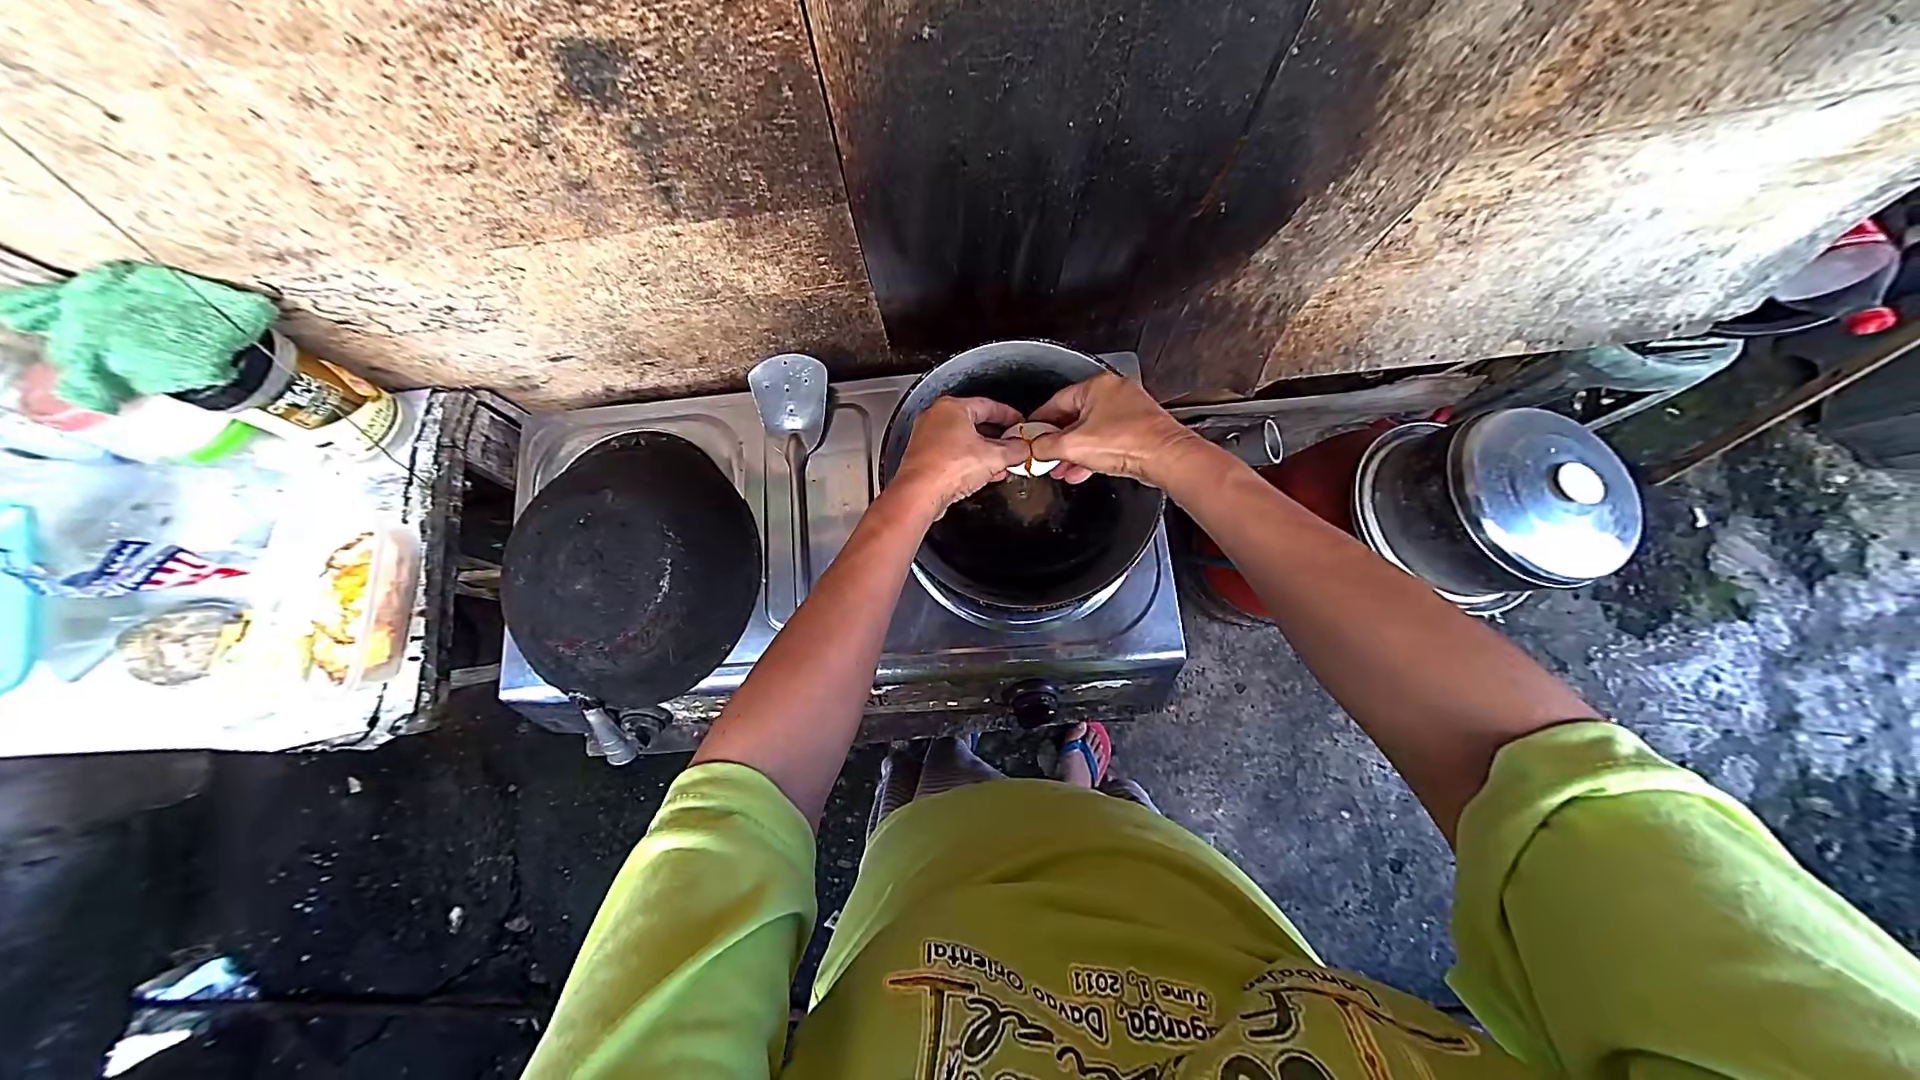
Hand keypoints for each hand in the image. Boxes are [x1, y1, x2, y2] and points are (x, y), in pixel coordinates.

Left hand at [889, 395, 1029, 514]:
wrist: (919, 493)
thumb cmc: (947, 468)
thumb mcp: (994, 457)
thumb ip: (1014, 450)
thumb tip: (1023, 449)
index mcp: (952, 408)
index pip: (988, 405)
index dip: (1008, 415)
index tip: (1019, 422)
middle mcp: (936, 418)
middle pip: (974, 422)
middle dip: (997, 437)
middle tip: (1012, 444)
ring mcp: (927, 437)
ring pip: (963, 440)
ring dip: (984, 452)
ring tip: (1001, 462)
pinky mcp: (923, 458)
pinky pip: (952, 455)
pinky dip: (969, 461)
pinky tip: (983, 474)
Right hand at [1028, 373, 1200, 485]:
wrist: (1166, 458)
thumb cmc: (1130, 442)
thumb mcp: (1073, 446)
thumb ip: (1046, 446)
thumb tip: (1033, 448)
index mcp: (1097, 385)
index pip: (1056, 401)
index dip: (1039, 421)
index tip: (1030, 434)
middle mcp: (1114, 393)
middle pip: (1073, 416)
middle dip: (1057, 441)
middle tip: (1044, 454)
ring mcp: (1128, 410)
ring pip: (1090, 430)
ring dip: (1074, 451)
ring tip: (1061, 467)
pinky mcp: (1137, 429)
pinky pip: (1106, 439)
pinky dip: (1092, 453)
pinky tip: (1081, 470)